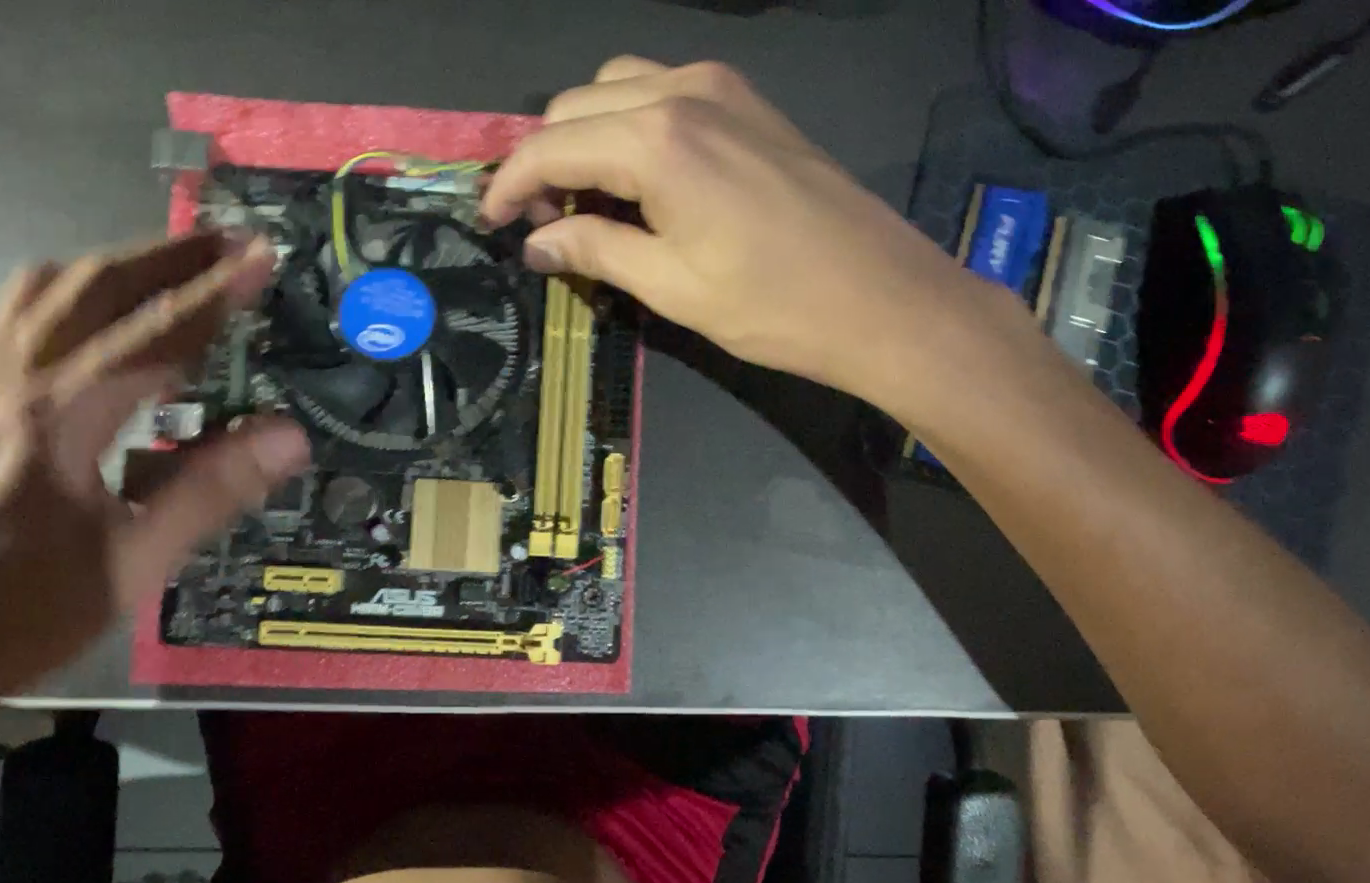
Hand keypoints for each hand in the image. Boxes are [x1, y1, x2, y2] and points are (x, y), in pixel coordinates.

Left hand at [0, 232, 308, 732]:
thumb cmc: (15, 617)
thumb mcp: (129, 566)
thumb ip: (209, 492)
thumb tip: (289, 434)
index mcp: (56, 422)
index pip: (152, 336)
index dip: (214, 293)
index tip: (261, 254)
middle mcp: (5, 386)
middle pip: (89, 289)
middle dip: (165, 256)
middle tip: (229, 241)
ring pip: (39, 294)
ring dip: (113, 265)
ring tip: (171, 264)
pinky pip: (16, 320)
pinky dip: (71, 295)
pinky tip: (96, 322)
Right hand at [482, 56, 1002, 406]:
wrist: (879, 298)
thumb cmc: (773, 306)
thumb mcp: (672, 287)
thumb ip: (596, 250)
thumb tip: (537, 242)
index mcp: (657, 138)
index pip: (553, 144)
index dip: (511, 184)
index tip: (489, 223)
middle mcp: (684, 90)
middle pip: (578, 105)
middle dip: (547, 160)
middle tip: (543, 225)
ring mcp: (723, 88)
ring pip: (620, 89)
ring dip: (589, 136)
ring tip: (589, 201)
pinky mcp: (751, 103)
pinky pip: (667, 92)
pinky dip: (634, 126)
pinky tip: (640, 179)